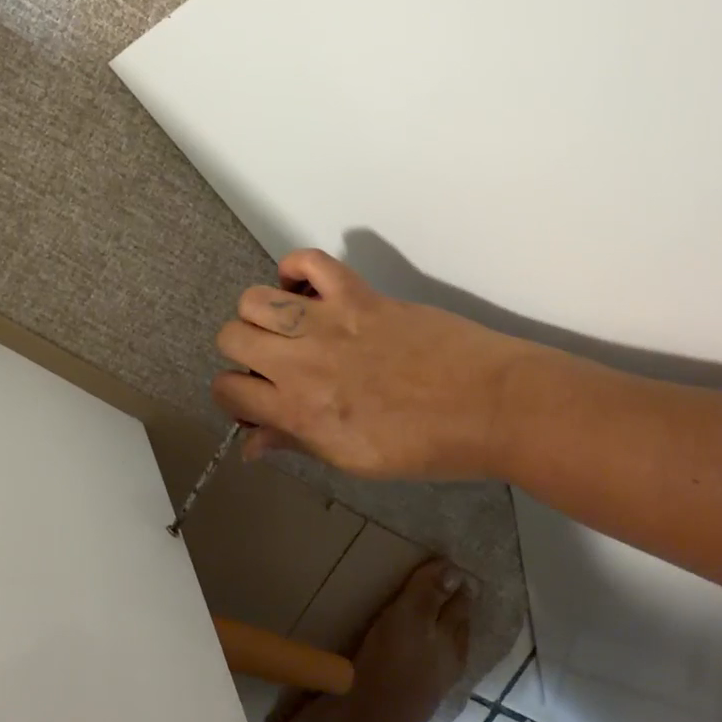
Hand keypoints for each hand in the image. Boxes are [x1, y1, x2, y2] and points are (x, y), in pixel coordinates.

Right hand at [211, 248, 531, 479]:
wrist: (494, 407)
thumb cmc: (426, 446)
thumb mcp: (353, 459)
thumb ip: (295, 444)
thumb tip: (250, 444)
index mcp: (299, 411)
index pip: (227, 389)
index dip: (234, 395)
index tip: (256, 398)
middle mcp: (302, 363)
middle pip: (230, 337)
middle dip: (241, 352)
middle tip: (273, 363)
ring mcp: (329, 322)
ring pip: (254, 299)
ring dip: (261, 314)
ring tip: (289, 327)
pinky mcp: (357, 294)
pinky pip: (308, 261)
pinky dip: (296, 269)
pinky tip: (308, 291)